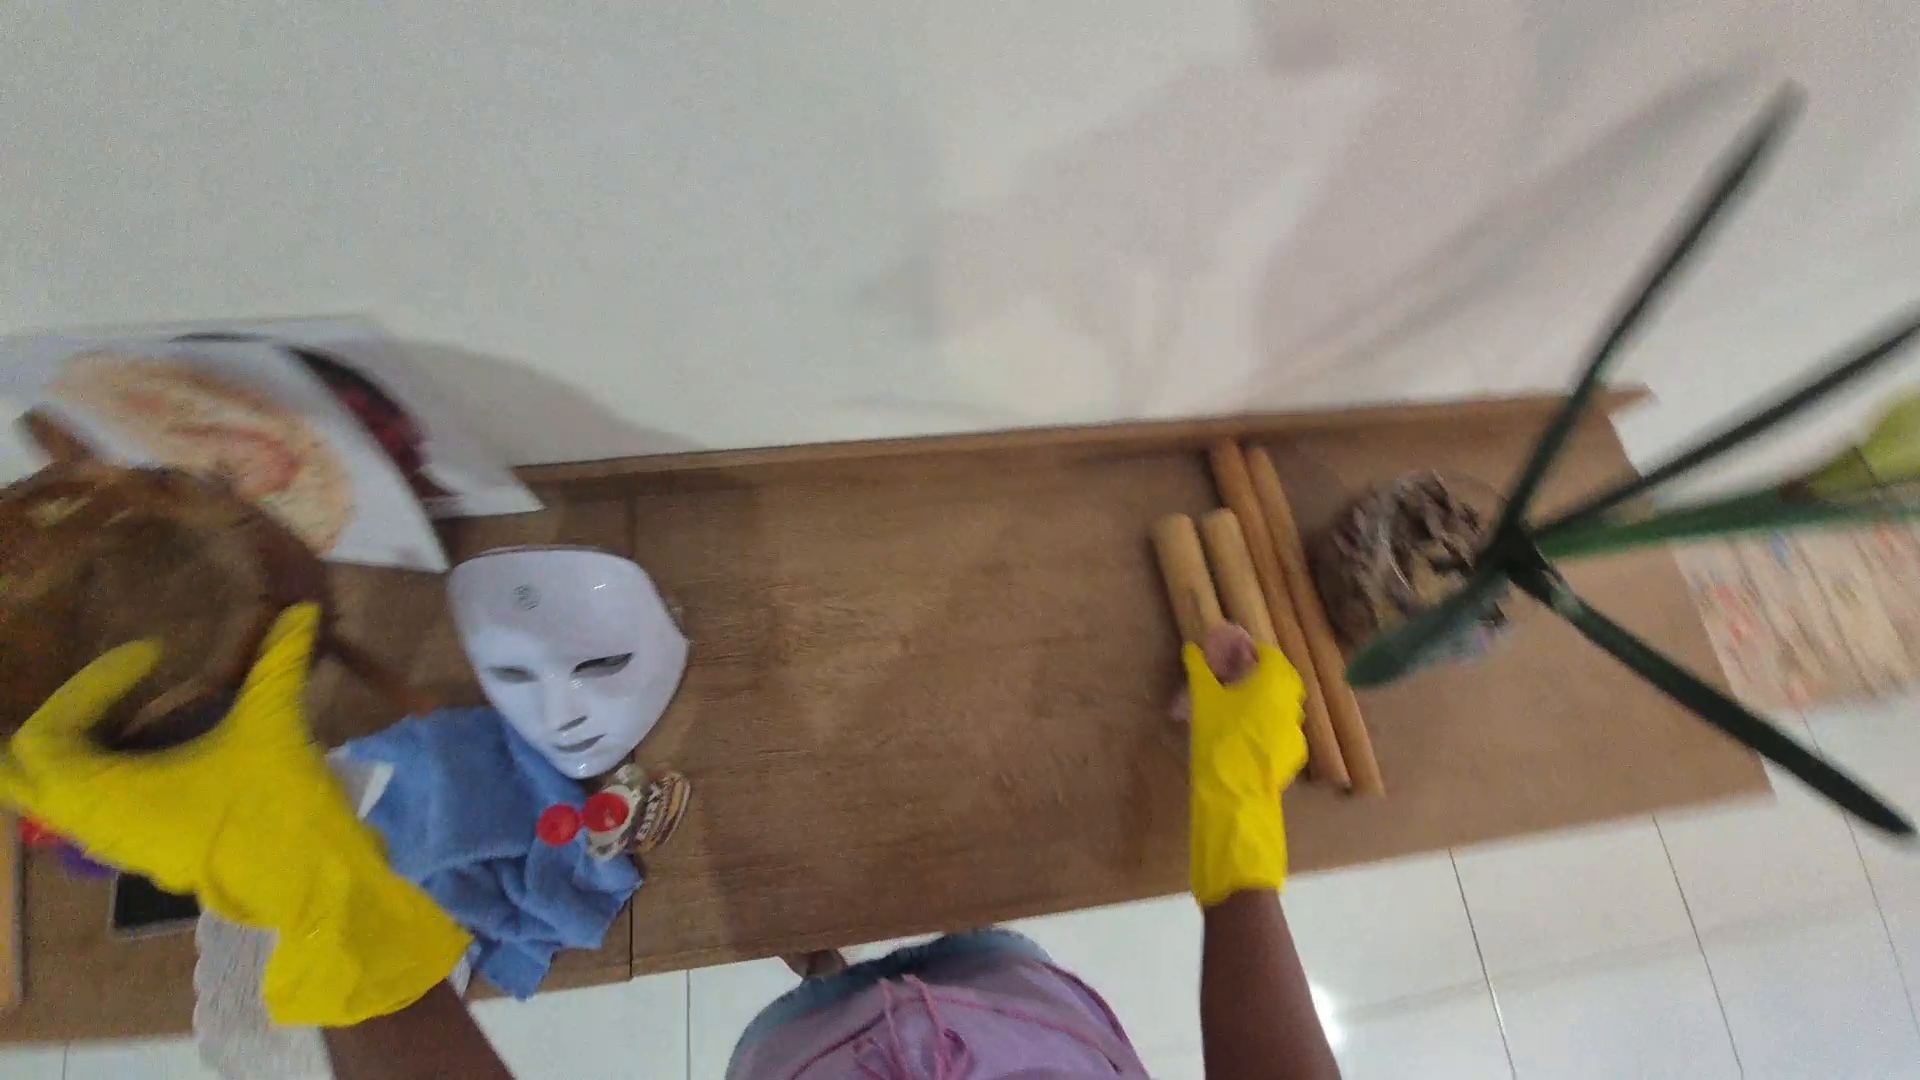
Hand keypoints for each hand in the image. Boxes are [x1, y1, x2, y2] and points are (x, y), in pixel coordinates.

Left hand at [0, 604, 470, 1026]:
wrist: (307, 879)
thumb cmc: (273, 807)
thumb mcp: (275, 728)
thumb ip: (280, 667)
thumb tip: (299, 611)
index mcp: (96, 793)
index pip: (47, 730)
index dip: (94, 682)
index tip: (156, 653)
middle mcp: (89, 822)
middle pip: (27, 771)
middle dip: (66, 721)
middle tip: (121, 688)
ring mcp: (119, 842)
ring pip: (67, 790)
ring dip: (98, 744)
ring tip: (160, 711)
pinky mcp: (154, 849)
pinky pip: (107, 805)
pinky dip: (125, 768)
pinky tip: (186, 749)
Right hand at [1185, 623, 1307, 906]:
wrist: (1234, 793)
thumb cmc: (1218, 737)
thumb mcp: (1202, 699)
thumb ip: (1199, 670)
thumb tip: (1191, 648)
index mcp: (1273, 685)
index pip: (1273, 656)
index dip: (1257, 652)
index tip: (1239, 654)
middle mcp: (1291, 706)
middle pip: (1285, 681)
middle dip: (1267, 675)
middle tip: (1242, 677)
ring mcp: (1296, 733)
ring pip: (1286, 707)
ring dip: (1270, 701)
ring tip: (1244, 707)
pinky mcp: (1293, 757)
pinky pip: (1284, 731)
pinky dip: (1271, 725)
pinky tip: (1250, 735)